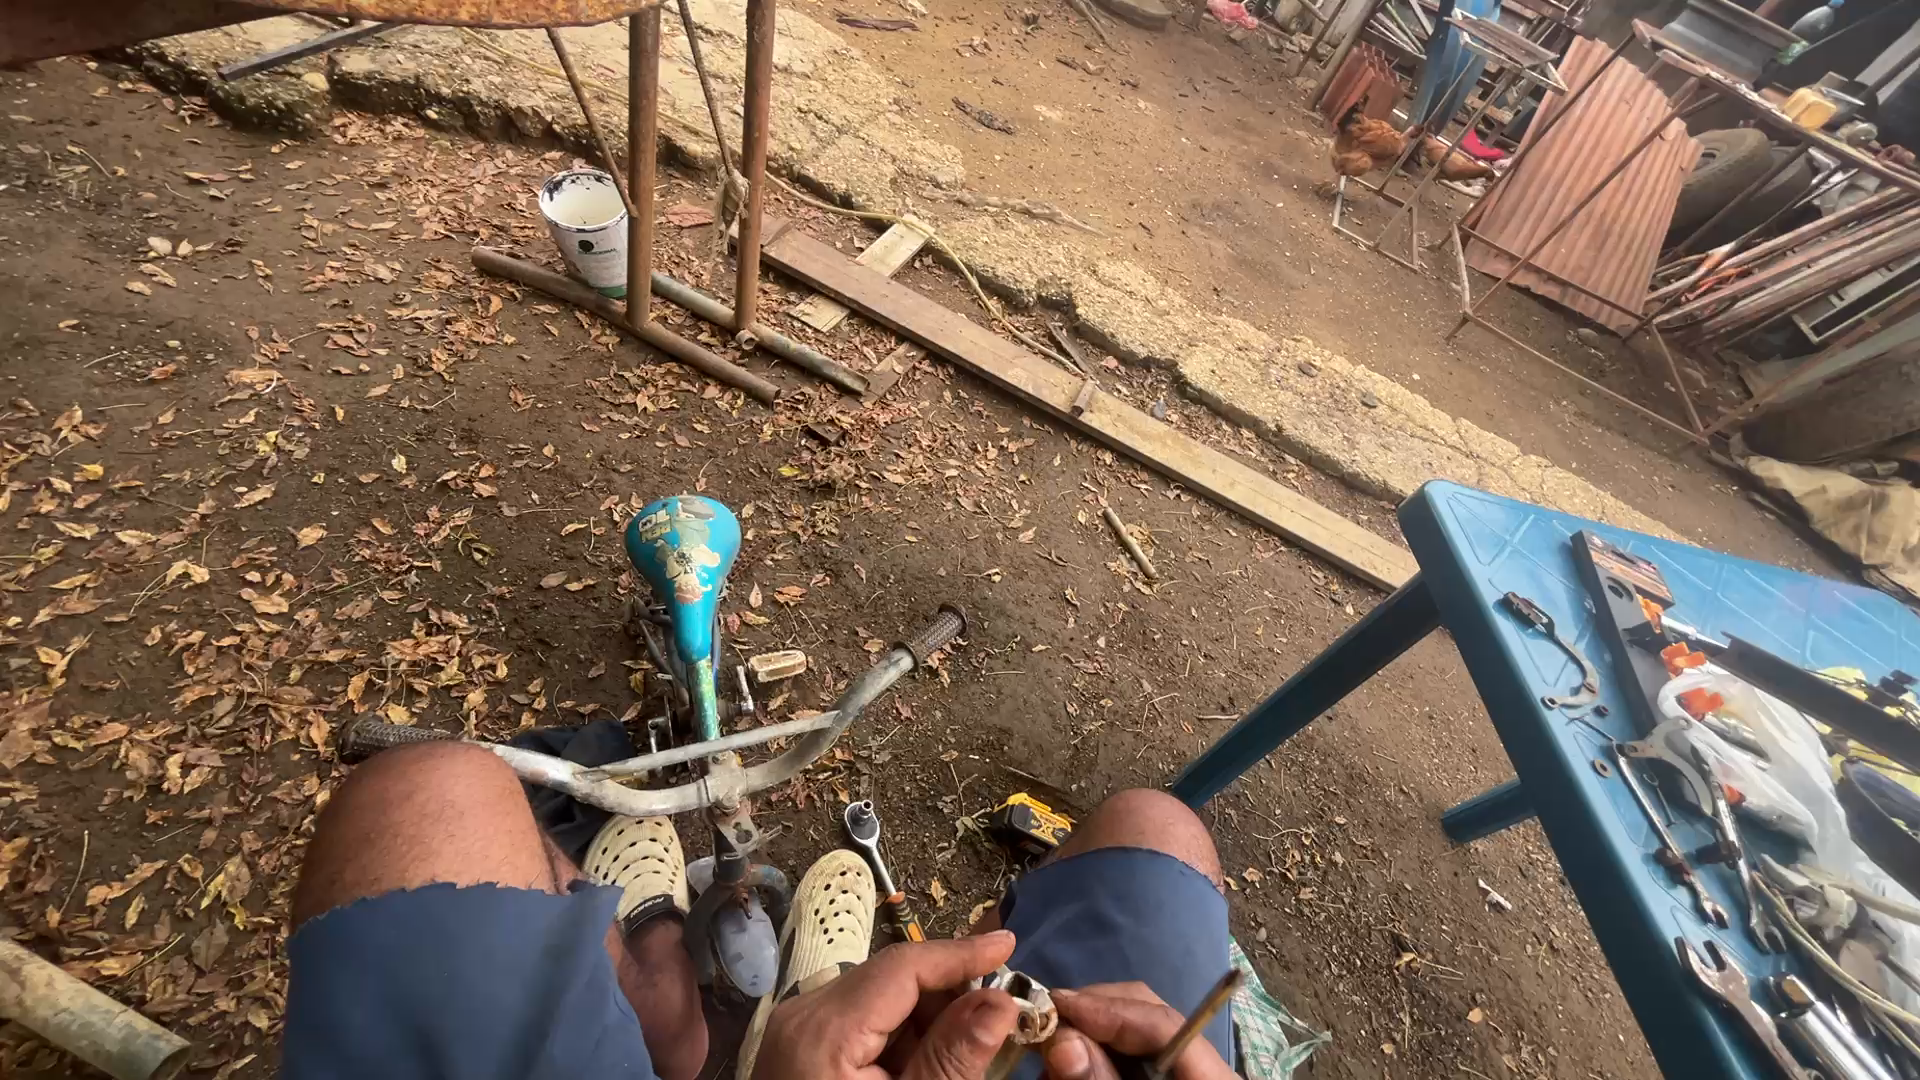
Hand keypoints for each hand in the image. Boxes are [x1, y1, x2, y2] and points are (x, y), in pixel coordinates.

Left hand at [752, 930, 1020, 1079]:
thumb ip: (950, 1061)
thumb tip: (1001, 1002)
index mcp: (823, 1030)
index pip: (902, 966)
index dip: (959, 954)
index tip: (1007, 945)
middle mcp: (805, 1012)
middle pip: (893, 977)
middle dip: (950, 991)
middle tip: (1002, 1012)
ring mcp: (800, 1026)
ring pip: (883, 995)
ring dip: (930, 1014)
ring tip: (967, 1049)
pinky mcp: (803, 1043)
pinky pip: (864, 1018)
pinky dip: (903, 1033)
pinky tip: (927, 1062)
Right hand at [1038, 982, 1235, 1079]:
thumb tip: (1063, 1042)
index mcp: (1217, 1076)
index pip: (1161, 1020)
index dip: (1106, 1008)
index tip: (1056, 1004)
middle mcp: (1206, 1063)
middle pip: (1147, 1014)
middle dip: (1093, 1015)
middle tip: (1049, 1027)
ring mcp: (1191, 1067)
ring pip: (1135, 1031)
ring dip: (1089, 1034)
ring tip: (1054, 1050)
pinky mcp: (1170, 1074)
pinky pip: (1134, 1054)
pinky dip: (1099, 1054)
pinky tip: (1074, 1063)